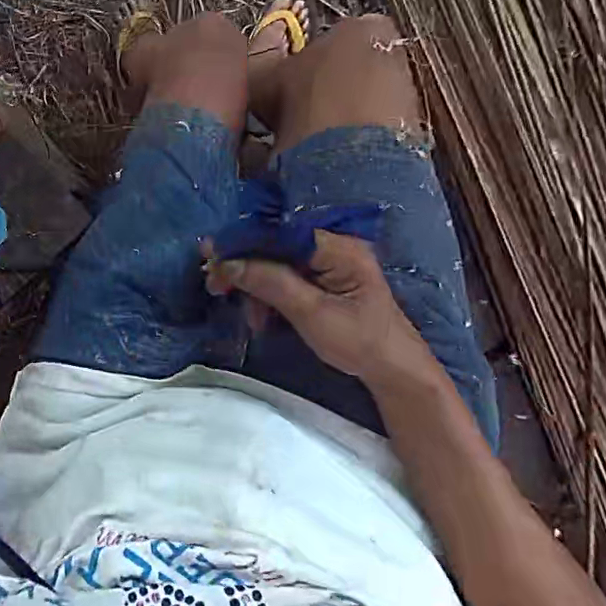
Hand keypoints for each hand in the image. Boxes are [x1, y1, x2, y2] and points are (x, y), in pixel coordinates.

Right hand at [205, 230, 440, 390]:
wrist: (395, 373)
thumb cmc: (360, 342)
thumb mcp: (311, 314)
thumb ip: (270, 283)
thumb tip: (228, 262)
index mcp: (336, 247)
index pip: (279, 233)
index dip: (242, 242)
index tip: (211, 256)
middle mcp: (331, 247)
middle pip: (274, 247)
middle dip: (245, 269)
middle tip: (215, 287)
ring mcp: (327, 264)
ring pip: (275, 265)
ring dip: (256, 290)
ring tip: (251, 320)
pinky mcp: (322, 280)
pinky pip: (285, 279)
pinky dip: (269, 298)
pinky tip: (262, 319)